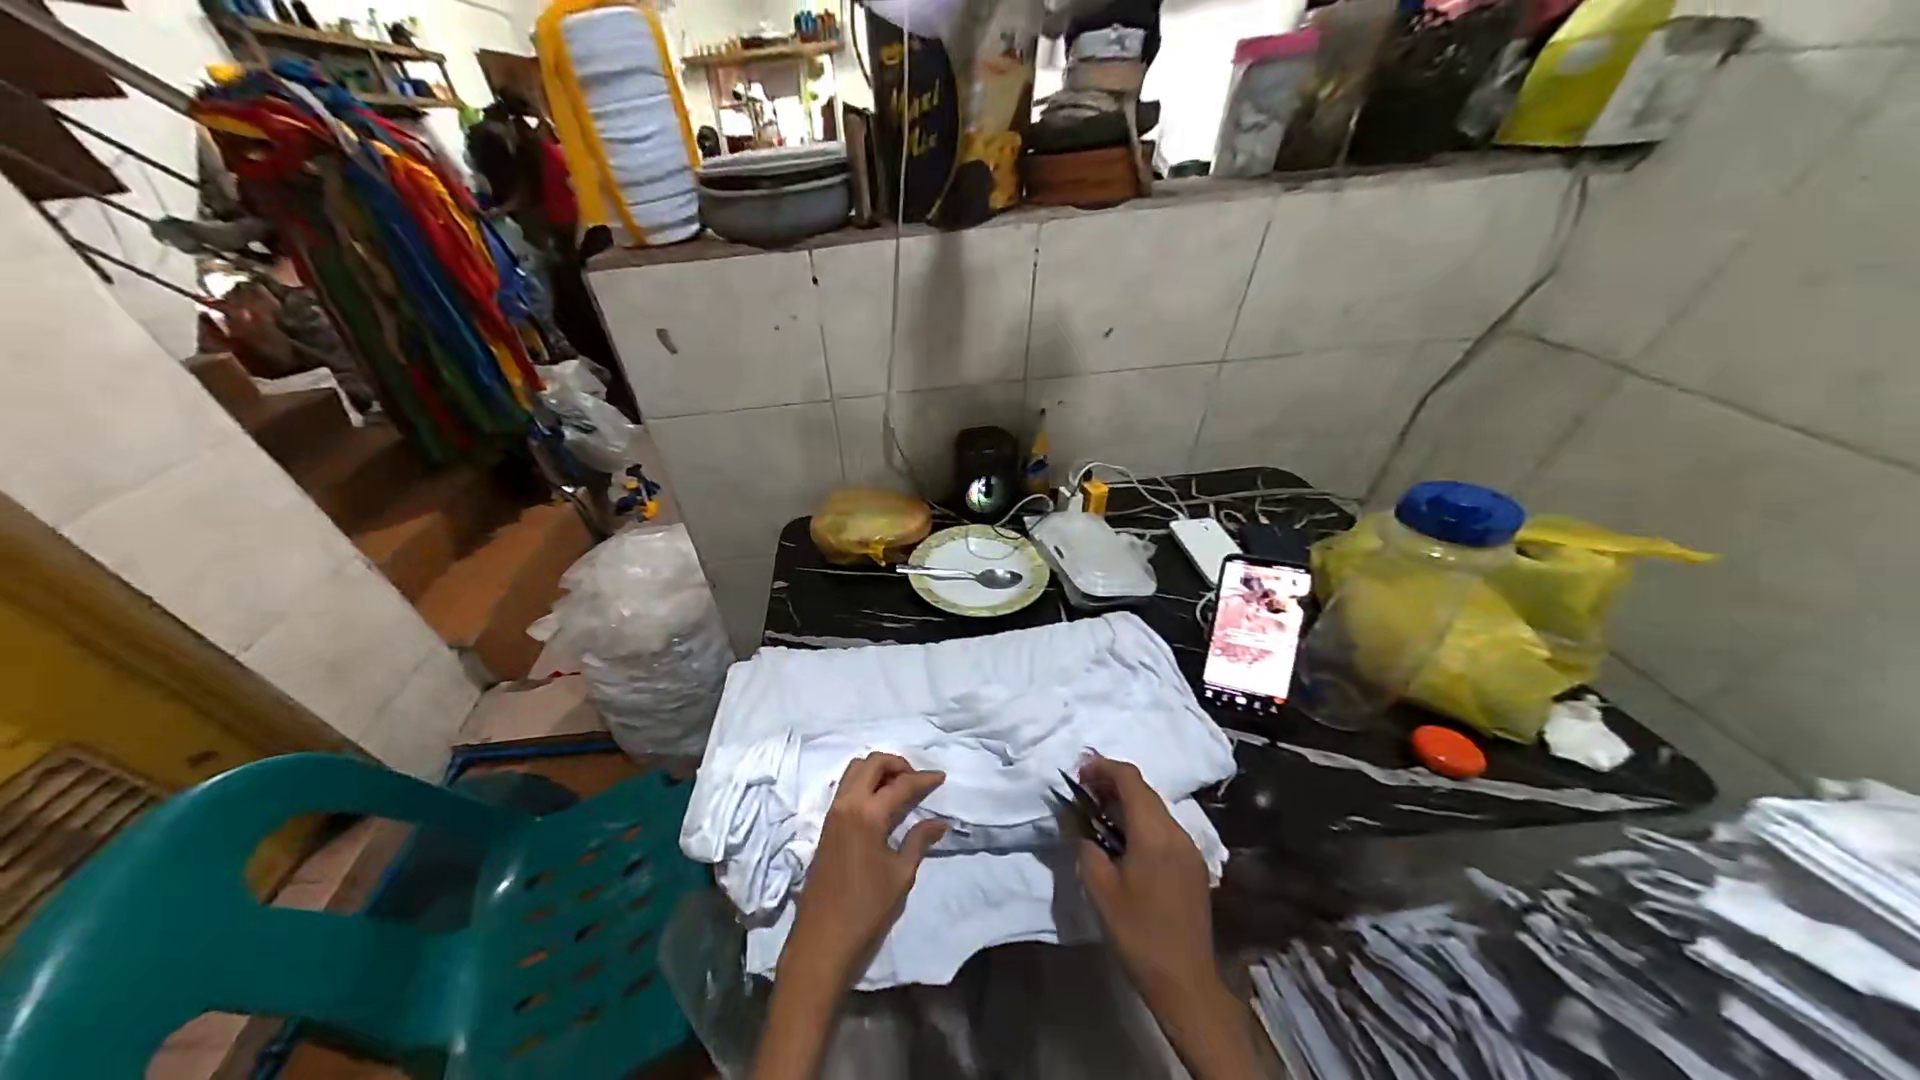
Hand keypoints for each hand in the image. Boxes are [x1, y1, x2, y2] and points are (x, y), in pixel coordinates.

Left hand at [782, 752, 947, 984]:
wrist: (822, 939)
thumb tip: (939, 822)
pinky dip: (865, 783)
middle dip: (897, 764)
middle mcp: (847, 804)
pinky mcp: (826, 825)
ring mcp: (832, 813)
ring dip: (878, 771)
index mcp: (868, 814)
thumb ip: (919, 840)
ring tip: (899, 790)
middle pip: (872, 763)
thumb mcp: (901, 875)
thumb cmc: (866, 909)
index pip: (901, 784)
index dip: (924, 779)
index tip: (941, 778)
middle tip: (916, 781)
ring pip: (855, 770)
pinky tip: (881, 804)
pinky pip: (846, 787)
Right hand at [1078, 756, 1260, 1079]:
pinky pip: (1165, 828)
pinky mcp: (1193, 865)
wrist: (1185, 980)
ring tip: (1098, 814)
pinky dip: (1141, 821)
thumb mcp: (1100, 889)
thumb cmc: (1137, 933)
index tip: (1078, 773)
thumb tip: (1078, 823)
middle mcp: (1177, 833)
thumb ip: (1086, 846)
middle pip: (1144, 791)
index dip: (1103, 767)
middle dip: (1112, 783)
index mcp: (1154, 834)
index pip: (1130, 780)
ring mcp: (1190, 849)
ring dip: (1127, 802)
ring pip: (1155, 809)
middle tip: (1083, 791)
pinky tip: (1123, 840)